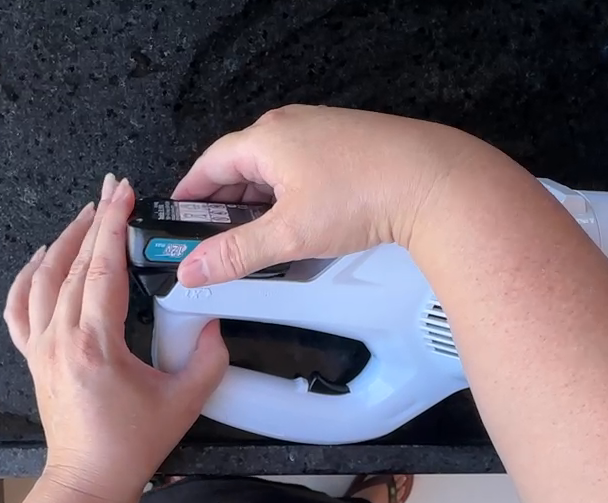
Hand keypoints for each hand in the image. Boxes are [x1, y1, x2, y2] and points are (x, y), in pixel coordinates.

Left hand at [4, 174, 230, 502]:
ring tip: (85, 217)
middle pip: (72, 264)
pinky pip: (19, 309)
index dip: (115, 225)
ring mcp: (41, 349)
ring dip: (64, 242)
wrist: (90, 478)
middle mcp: (60, 340)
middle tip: (112, 193)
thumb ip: (208, 359)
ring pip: (42, 279)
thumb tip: (213, 325)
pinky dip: (26, 279)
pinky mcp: (34, 360)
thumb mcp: (184, 402)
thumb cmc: (130, 447)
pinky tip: (39, 260)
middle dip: (93, 222)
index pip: (102, 269)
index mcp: (95, 346)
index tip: (123, 192)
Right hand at [171, 105, 493, 286]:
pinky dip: (283, 201)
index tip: (175, 221)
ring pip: (269, 173)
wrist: (432, 184)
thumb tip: (193, 269)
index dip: (188, 197)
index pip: (208, 165)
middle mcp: (290, 128)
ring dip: (253, 207)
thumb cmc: (364, 193)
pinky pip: (297, 175)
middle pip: (237, 169)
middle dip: (219, 208)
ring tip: (252, 243)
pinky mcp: (342, 150)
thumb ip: (234, 254)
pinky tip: (291, 227)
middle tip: (210, 243)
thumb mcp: (287, 234)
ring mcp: (318, 136)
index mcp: (266, 139)